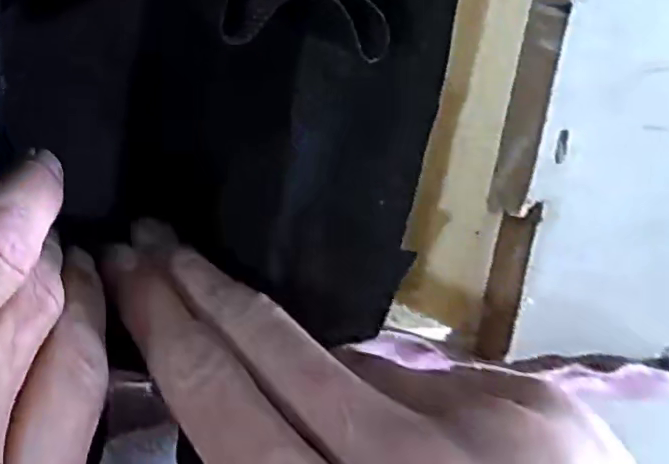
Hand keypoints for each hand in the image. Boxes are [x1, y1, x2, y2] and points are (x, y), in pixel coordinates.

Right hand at [104, 222, 630, 463]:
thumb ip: (276, 459)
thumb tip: (233, 402)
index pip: (221, 399)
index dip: (164, 324)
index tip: (126, 263)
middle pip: (268, 344)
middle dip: (193, 281)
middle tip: (146, 229)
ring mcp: (487, 430)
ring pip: (338, 353)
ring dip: (278, 330)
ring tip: (236, 307)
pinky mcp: (542, 407)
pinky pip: (416, 382)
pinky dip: (383, 401)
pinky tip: (391, 437)